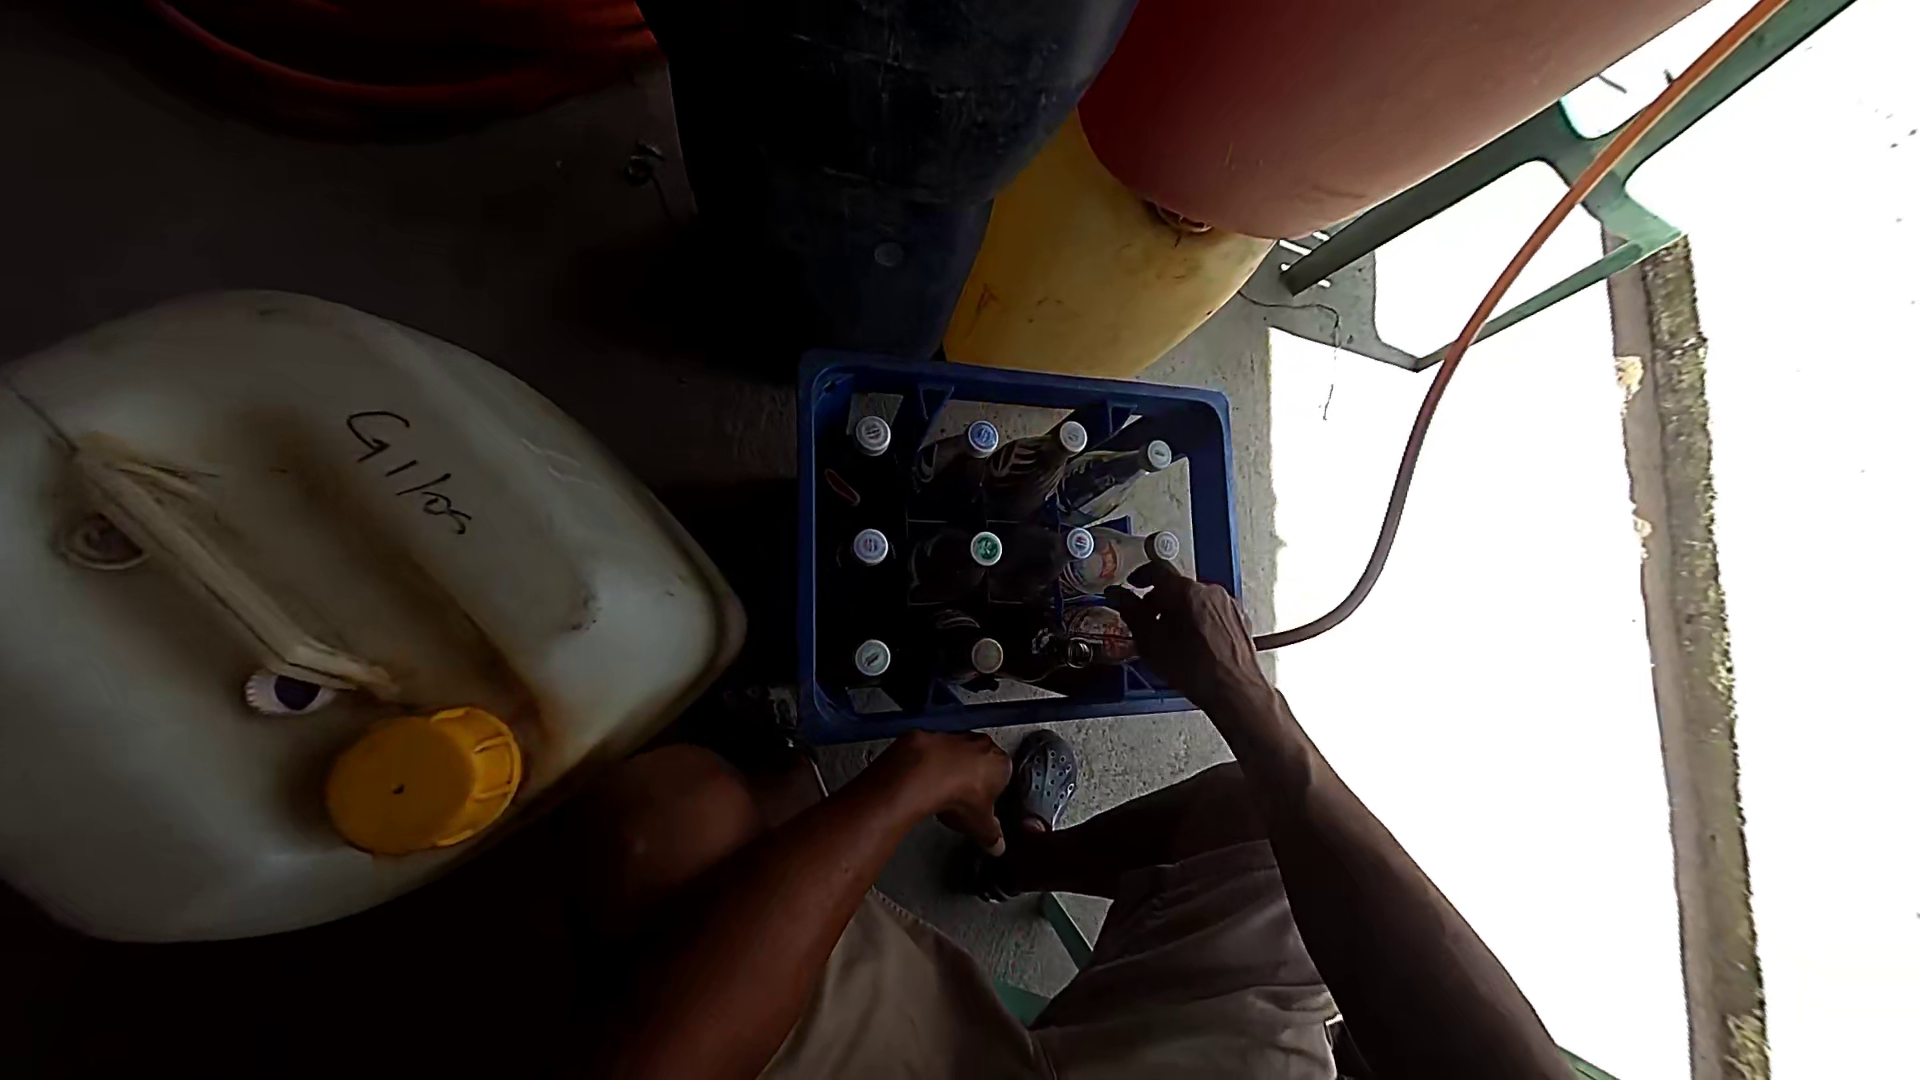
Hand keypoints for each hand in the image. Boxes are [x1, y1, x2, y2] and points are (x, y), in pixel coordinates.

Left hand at [877, 731, 1011, 855]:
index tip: (980, 806)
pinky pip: (933, 750)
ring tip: (939, 791)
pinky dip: (929, 761)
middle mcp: (982, 743)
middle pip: (980, 761)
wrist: (924, 775)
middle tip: (960, 799)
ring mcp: (955, 735)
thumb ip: (991, 836)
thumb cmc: (960, 796)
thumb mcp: (980, 825)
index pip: (1003, 777)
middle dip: (972, 777)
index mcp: (1001, 763)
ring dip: (950, 767)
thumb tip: (997, 847)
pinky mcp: (931, 734)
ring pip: (957, 753)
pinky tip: (922, 779)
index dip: (991, 793)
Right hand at [1104, 561, 1268, 711]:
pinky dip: (1198, 619)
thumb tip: (1117, 595)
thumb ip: (1130, 611)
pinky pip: (1211, 610)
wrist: (1234, 691)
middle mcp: (1208, 590)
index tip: (1132, 585)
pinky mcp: (1238, 618)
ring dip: (1179, 610)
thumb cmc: (1194, 668)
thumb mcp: (1150, 640)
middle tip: (1147, 620)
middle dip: (1158, 600)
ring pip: (1194, 598)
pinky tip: (1192, 643)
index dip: (1139, 576)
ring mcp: (1226, 603)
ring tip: (1171, 637)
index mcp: (1184, 591)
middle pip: (1176, 585)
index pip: (1157, 569)